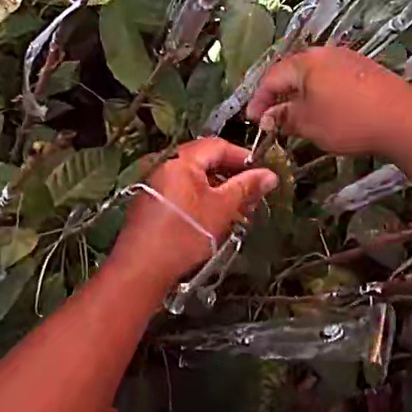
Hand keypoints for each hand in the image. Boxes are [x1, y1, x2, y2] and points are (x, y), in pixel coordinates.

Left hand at [109, 138, 277, 284]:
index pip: (217, 145)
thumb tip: (268, 175)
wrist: (142, 266)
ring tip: (238, 211)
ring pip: (194, 179)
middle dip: (232, 176)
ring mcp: (155, 184)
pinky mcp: (151, 203)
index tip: (261, 172)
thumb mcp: (222, 208)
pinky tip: (214, 219)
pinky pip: (181, 192)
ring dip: (218, 191)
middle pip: (205, 161)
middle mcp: (164, 166)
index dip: (242, 156)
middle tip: (253, 194)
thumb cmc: (183, 234)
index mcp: (180, 160)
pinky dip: (201, 200)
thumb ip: (245, 188)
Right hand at [244, 46, 411, 156]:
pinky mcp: (365, 72)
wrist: (405, 122)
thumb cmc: (351, 121)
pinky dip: (321, 95)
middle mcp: (326, 54)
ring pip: (313, 77)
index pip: (270, 78)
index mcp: (305, 62)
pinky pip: (333, 80)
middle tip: (271, 118)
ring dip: (300, 96)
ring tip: (296, 118)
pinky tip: (324, 113)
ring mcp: (348, 60)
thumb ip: (282, 118)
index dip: (259, 100)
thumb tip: (269, 117)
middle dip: (279, 97)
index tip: (253, 120)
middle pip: (292, 74)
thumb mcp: (306, 123)